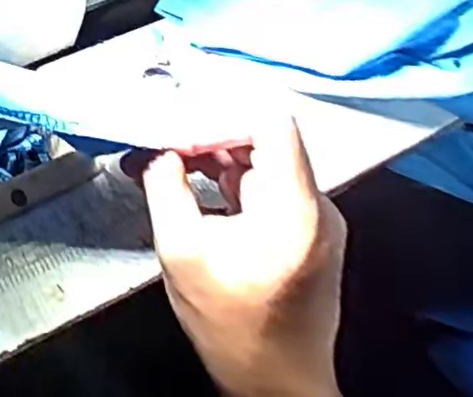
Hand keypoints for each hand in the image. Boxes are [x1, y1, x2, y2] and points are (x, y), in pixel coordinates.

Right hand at [140, 119, 346, 396]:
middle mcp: (313, 206)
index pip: (271, 122)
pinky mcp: (301, 225)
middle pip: (261, 136)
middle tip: (164, 131)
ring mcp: (311, 215)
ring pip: (257, 156)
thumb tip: (159, 149)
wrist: (275, 386)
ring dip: (210, 151)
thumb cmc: (234, 330)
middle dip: (206, 128)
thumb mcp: (180, 251)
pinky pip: (260, 179)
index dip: (224, 104)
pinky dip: (223, 173)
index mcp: (294, 210)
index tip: (183, 105)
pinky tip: (188, 178)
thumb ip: (165, 185)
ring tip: (168, 155)